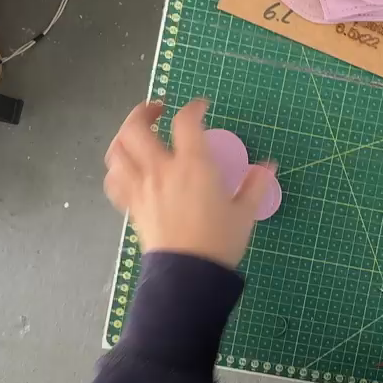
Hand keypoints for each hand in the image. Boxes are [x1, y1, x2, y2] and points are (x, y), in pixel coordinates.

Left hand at [104, 98, 273, 268]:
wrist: (189, 274)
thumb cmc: (220, 241)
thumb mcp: (244, 213)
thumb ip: (255, 185)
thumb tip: (268, 167)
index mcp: (194, 166)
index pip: (186, 122)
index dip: (193, 108)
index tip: (201, 107)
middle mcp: (162, 170)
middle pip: (135, 127)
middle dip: (144, 111)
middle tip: (158, 111)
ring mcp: (142, 187)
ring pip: (117, 150)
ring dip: (124, 136)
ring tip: (136, 135)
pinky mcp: (131, 206)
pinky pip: (114, 181)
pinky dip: (116, 169)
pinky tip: (127, 169)